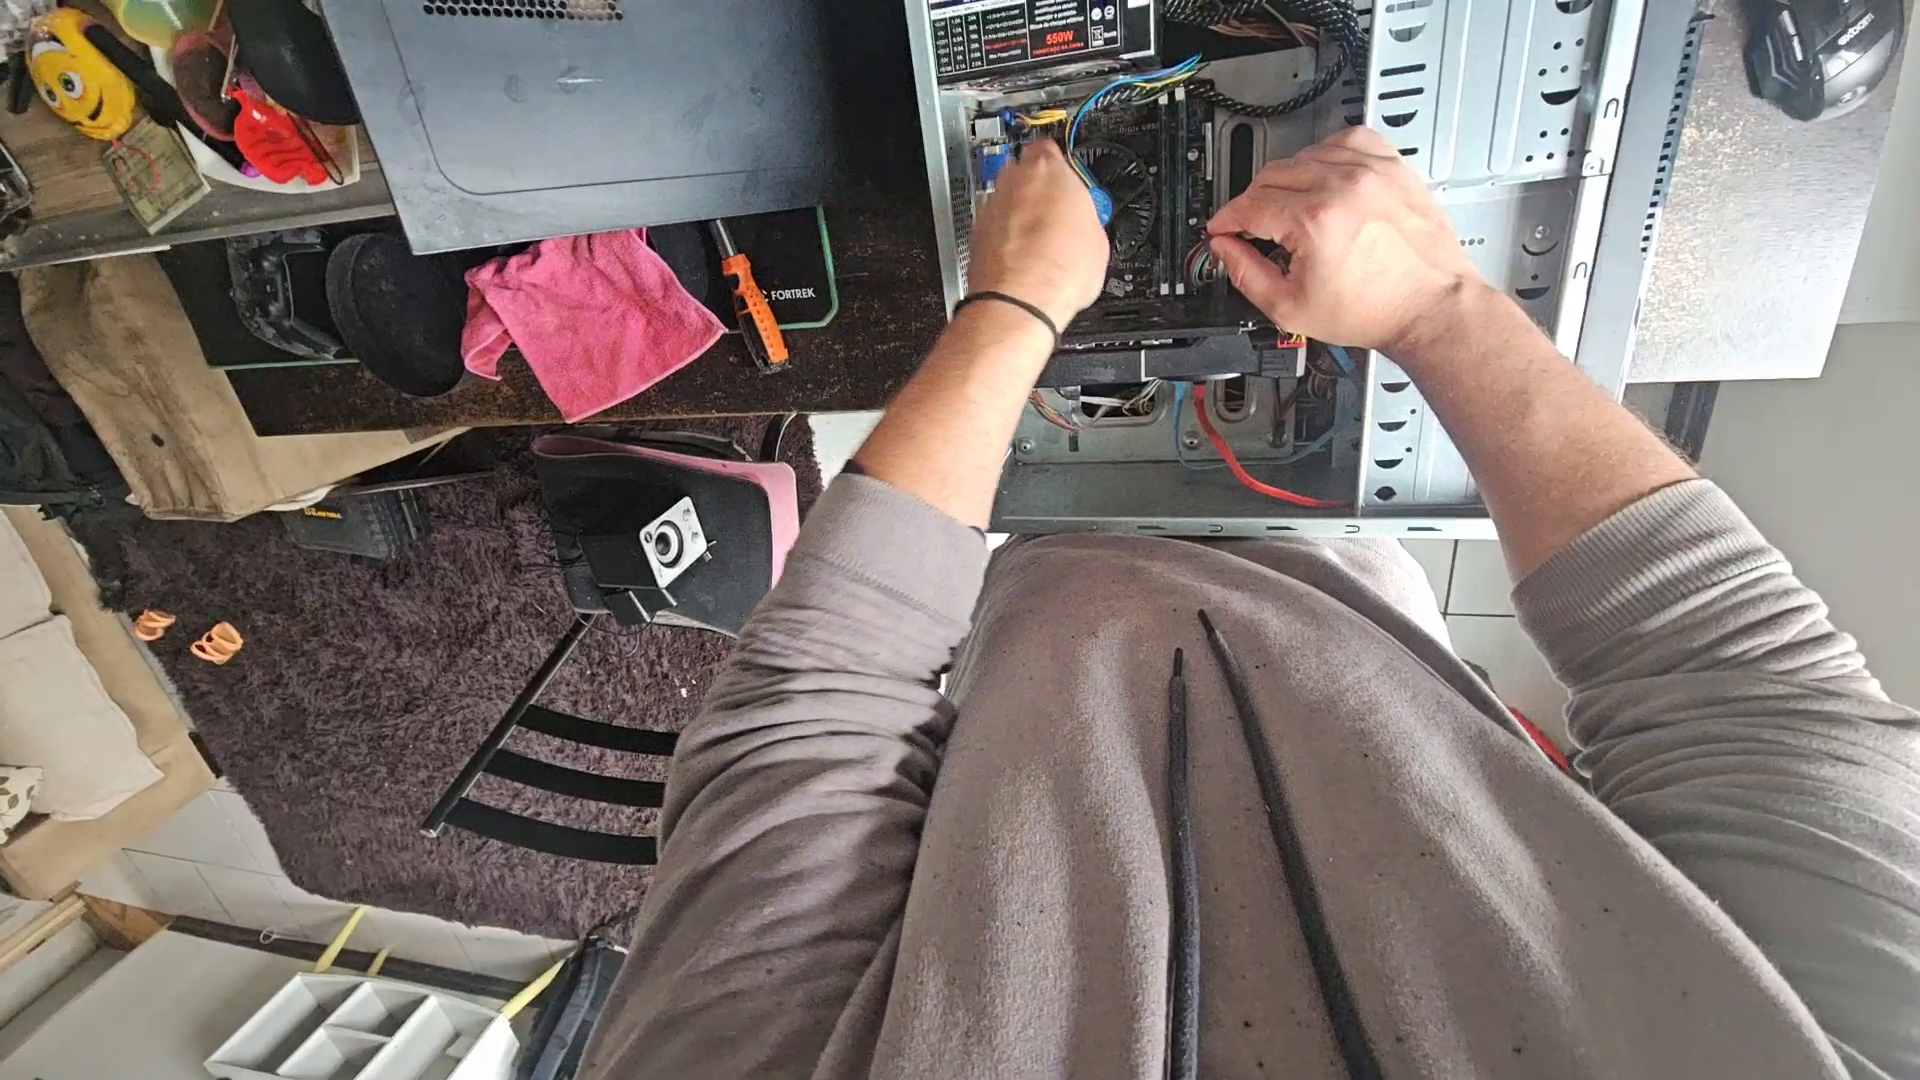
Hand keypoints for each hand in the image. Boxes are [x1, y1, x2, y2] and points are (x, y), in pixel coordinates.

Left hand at [964, 140, 1110, 329]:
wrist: (1020, 303)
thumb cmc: (1057, 270)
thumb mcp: (1098, 241)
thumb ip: (1086, 218)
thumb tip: (1086, 230)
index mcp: (1048, 167)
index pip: (1050, 147)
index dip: (1060, 168)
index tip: (1067, 182)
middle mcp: (1012, 180)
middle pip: (1023, 174)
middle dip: (1036, 193)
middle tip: (1054, 218)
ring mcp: (990, 208)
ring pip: (1005, 203)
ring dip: (1017, 219)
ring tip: (1037, 248)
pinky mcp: (975, 236)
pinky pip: (993, 232)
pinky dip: (1003, 243)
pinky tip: (1020, 263)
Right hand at [1206, 126, 1486, 355]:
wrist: (1427, 305)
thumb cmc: (1372, 309)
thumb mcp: (1288, 307)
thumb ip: (1245, 274)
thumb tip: (1225, 248)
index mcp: (1314, 220)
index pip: (1249, 204)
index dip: (1226, 220)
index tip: (1221, 229)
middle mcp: (1343, 186)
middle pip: (1271, 175)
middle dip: (1250, 202)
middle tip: (1249, 226)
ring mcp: (1371, 171)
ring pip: (1303, 153)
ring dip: (1284, 178)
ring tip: (1284, 205)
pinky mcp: (1392, 166)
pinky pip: (1347, 140)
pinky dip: (1323, 154)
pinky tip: (1319, 177)